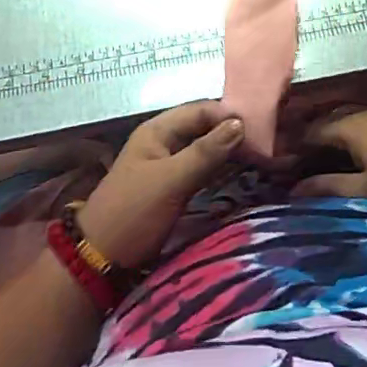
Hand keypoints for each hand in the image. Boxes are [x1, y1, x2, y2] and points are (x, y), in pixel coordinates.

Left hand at [74, 101, 244, 268]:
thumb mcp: (171, 179)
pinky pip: (203, 168)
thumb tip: (240, 124)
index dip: (229, 115)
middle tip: (266, 142)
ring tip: (261, 155)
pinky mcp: (175, 186)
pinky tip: (242, 171)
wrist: (101, 256)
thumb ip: (205, 152)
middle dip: (232, 132)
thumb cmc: (134, 211)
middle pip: (205, 127)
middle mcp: (164, 141)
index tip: (261, 127)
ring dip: (229, 150)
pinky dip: (222, 167)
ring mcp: (170, 164)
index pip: (201, 109)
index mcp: (158, 130)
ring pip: (206, 148)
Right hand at [290, 108, 366, 225]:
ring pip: (345, 122)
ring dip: (328, 138)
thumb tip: (294, 190)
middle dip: (307, 138)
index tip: (274, 164)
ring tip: (312, 161)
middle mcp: (365, 113)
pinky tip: (344, 158)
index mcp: (352, 124)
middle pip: (327, 121)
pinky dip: (346, 139)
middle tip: (289, 161)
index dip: (292, 145)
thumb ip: (328, 187)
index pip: (310, 129)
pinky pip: (362, 126)